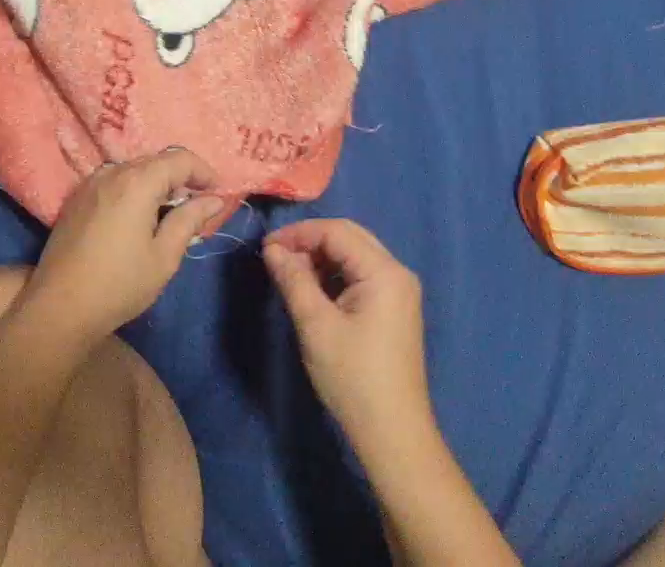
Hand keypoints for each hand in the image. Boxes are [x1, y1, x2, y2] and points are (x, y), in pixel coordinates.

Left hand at [22, 149, 222, 340]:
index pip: (179, 159)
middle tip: (195, 210)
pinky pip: (113, 182)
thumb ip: (189, 220)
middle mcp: (112, 173)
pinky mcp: (76, 199)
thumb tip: (213, 199)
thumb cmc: (119, 284)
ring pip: (133, 170)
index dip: (203, 172)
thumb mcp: (164, 256)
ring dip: (155, 185)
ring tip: (166, 217)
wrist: (59, 307)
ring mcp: (90, 184)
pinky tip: (136, 220)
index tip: (217, 194)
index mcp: (136, 182)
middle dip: (180, 179)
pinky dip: (133, 191)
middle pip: (155, 162)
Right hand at [263, 219, 432, 447]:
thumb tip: (272, 249)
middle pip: (349, 237)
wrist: (392, 432)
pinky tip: (311, 290)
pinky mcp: (393, 309)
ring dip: (321, 258)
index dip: (299, 233)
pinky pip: (360, 276)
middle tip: (275, 257)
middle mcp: (397, 273)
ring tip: (289, 274)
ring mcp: (398, 292)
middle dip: (310, 241)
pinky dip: (334, 275)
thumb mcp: (315, 325)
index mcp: (385, 272)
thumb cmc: (352, 377)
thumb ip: (294, 279)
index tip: (265, 248)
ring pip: (354, 255)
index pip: (337, 231)